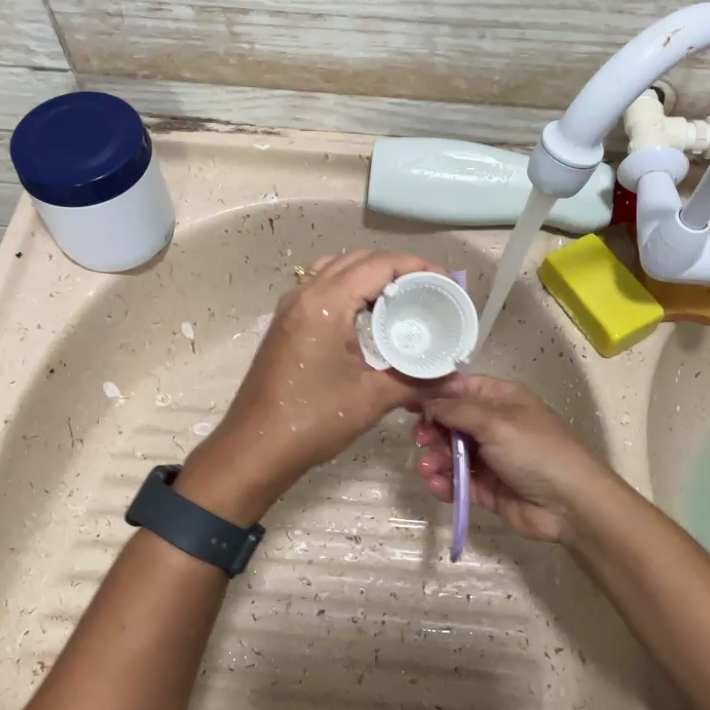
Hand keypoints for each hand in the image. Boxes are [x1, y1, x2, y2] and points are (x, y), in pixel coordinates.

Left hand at [180, 250, 447, 519]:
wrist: (255, 449)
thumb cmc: (312, 421)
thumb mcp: (371, 399)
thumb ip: (417, 380)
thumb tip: (455, 377)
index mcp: (325, 303)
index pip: (379, 265)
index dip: (417, 267)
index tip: (447, 283)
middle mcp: (305, 294)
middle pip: (358, 260)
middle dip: (398, 268)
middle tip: (431, 290)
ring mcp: (291, 307)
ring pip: (337, 269)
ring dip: (372, 275)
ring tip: (403, 298)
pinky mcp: (286, 323)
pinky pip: (322, 287)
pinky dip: (350, 289)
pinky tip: (369, 316)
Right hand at [412, 374, 614, 543]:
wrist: (571, 504)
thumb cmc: (536, 451)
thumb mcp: (496, 422)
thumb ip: (456, 410)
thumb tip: (426, 399)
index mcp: (501, 399)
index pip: (460, 388)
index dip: (434, 394)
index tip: (406, 401)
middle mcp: (494, 424)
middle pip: (451, 422)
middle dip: (432, 431)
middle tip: (421, 441)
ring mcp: (491, 457)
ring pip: (451, 453)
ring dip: (435, 460)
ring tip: (428, 470)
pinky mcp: (487, 488)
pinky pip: (458, 481)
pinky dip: (445, 482)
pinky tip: (438, 486)